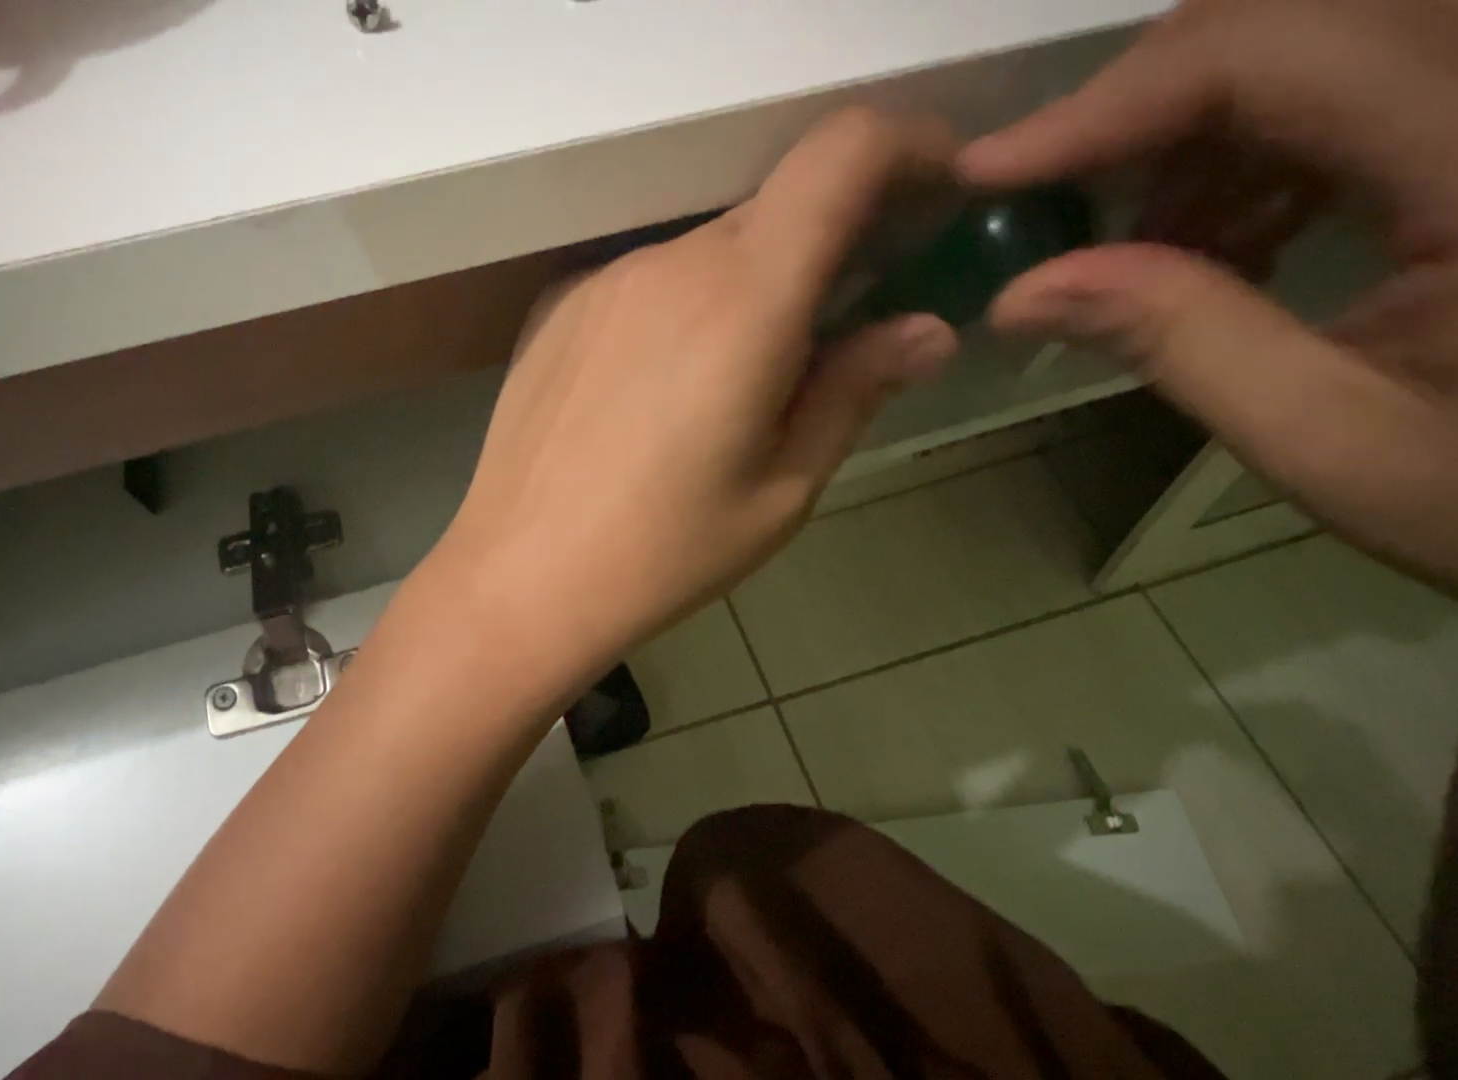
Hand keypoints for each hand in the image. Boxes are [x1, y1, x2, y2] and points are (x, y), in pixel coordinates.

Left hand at [419, 108, 959, 682]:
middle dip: (833, 238)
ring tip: (746, 375)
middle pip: (777, 205)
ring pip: (708, 246)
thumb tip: (926, 329)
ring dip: (753, 281)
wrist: (520, 578)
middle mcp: (667, 262)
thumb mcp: (782, 488)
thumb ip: (856, 389)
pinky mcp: (557, 306)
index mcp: (743, 297)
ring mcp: (602, 280)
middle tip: (850, 316)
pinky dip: (686, 303)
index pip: (842, 153)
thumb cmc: (663, 553)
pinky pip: (648, 280)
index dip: (908, 146)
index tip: (937, 193)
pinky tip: (666, 386)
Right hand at [960, 0, 1457, 614]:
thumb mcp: (1337, 442)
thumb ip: (1181, 345)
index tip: (989, 170)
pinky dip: (1267, 133)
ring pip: (1327, 28)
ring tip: (1152, 241)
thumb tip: (1022, 293)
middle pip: (1297, 11)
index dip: (1109, 101)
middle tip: (1055, 198)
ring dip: (1201, 120)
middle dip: (1145, 99)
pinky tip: (1237, 229)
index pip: (1273, 54)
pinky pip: (1371, 67)